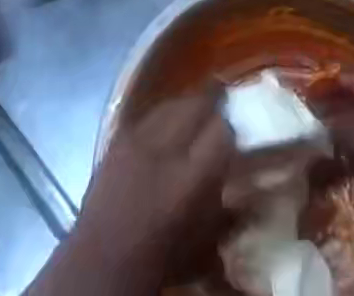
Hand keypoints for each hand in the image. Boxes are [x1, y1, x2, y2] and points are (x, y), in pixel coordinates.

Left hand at [30, 92, 233, 295]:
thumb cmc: (162, 257)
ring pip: (168, 104)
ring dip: (186, 102)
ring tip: (198, 104)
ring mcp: (136, 138)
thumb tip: (248, 186)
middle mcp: (163, 148)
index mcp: (191, 177)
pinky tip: (168, 119)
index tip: (239, 126)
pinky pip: (146, 114)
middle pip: (193, 106)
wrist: (105, 255)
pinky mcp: (117, 137)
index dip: (232, 126)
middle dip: (211, 100)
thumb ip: (228, 208)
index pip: (220, 132)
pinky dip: (162, 113)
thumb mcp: (207, 241)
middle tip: (224, 97)